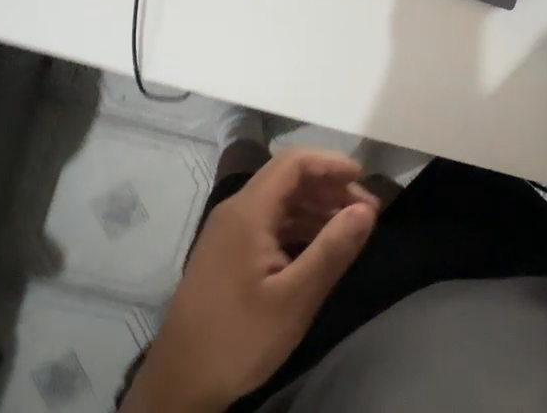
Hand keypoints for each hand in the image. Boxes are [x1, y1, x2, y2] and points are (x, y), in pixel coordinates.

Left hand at [123, 150, 377, 412]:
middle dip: (329, 186)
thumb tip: (367, 208)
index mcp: (248, 212)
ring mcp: (228, 234)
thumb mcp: (295, 298)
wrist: (179, 384)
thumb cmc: (239, 337)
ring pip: (279, 202)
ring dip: (316, 207)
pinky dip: (299, 226)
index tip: (365, 181)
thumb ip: (332, 249)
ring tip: (351, 228)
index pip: (293, 163)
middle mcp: (235, 212)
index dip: (331, 164)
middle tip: (367, 211)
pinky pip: (269, 224)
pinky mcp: (228, 255)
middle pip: (287, 179)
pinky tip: (320, 247)